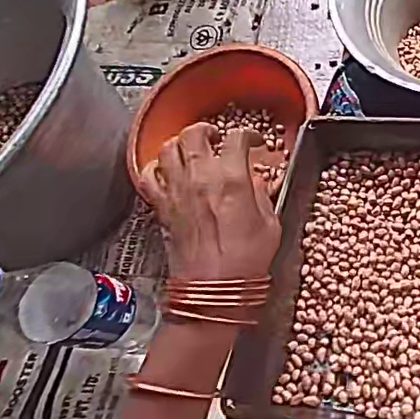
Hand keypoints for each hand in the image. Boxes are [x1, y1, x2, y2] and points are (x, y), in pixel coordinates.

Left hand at [141, 123, 280, 280]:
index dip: (249, 135)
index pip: (237, 138)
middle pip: (195, 134)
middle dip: (208, 130)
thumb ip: (262, 194)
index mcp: (232, 178)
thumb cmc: (244, 261)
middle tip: (217, 137)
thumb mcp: (270, 224)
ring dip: (181, 144)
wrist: (214, 287)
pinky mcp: (162, 206)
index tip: (254, 141)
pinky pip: (149, 174)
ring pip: (169, 148)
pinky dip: (156, 167)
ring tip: (191, 150)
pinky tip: (166, 170)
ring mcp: (177, 190)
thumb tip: (255, 180)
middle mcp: (200, 177)